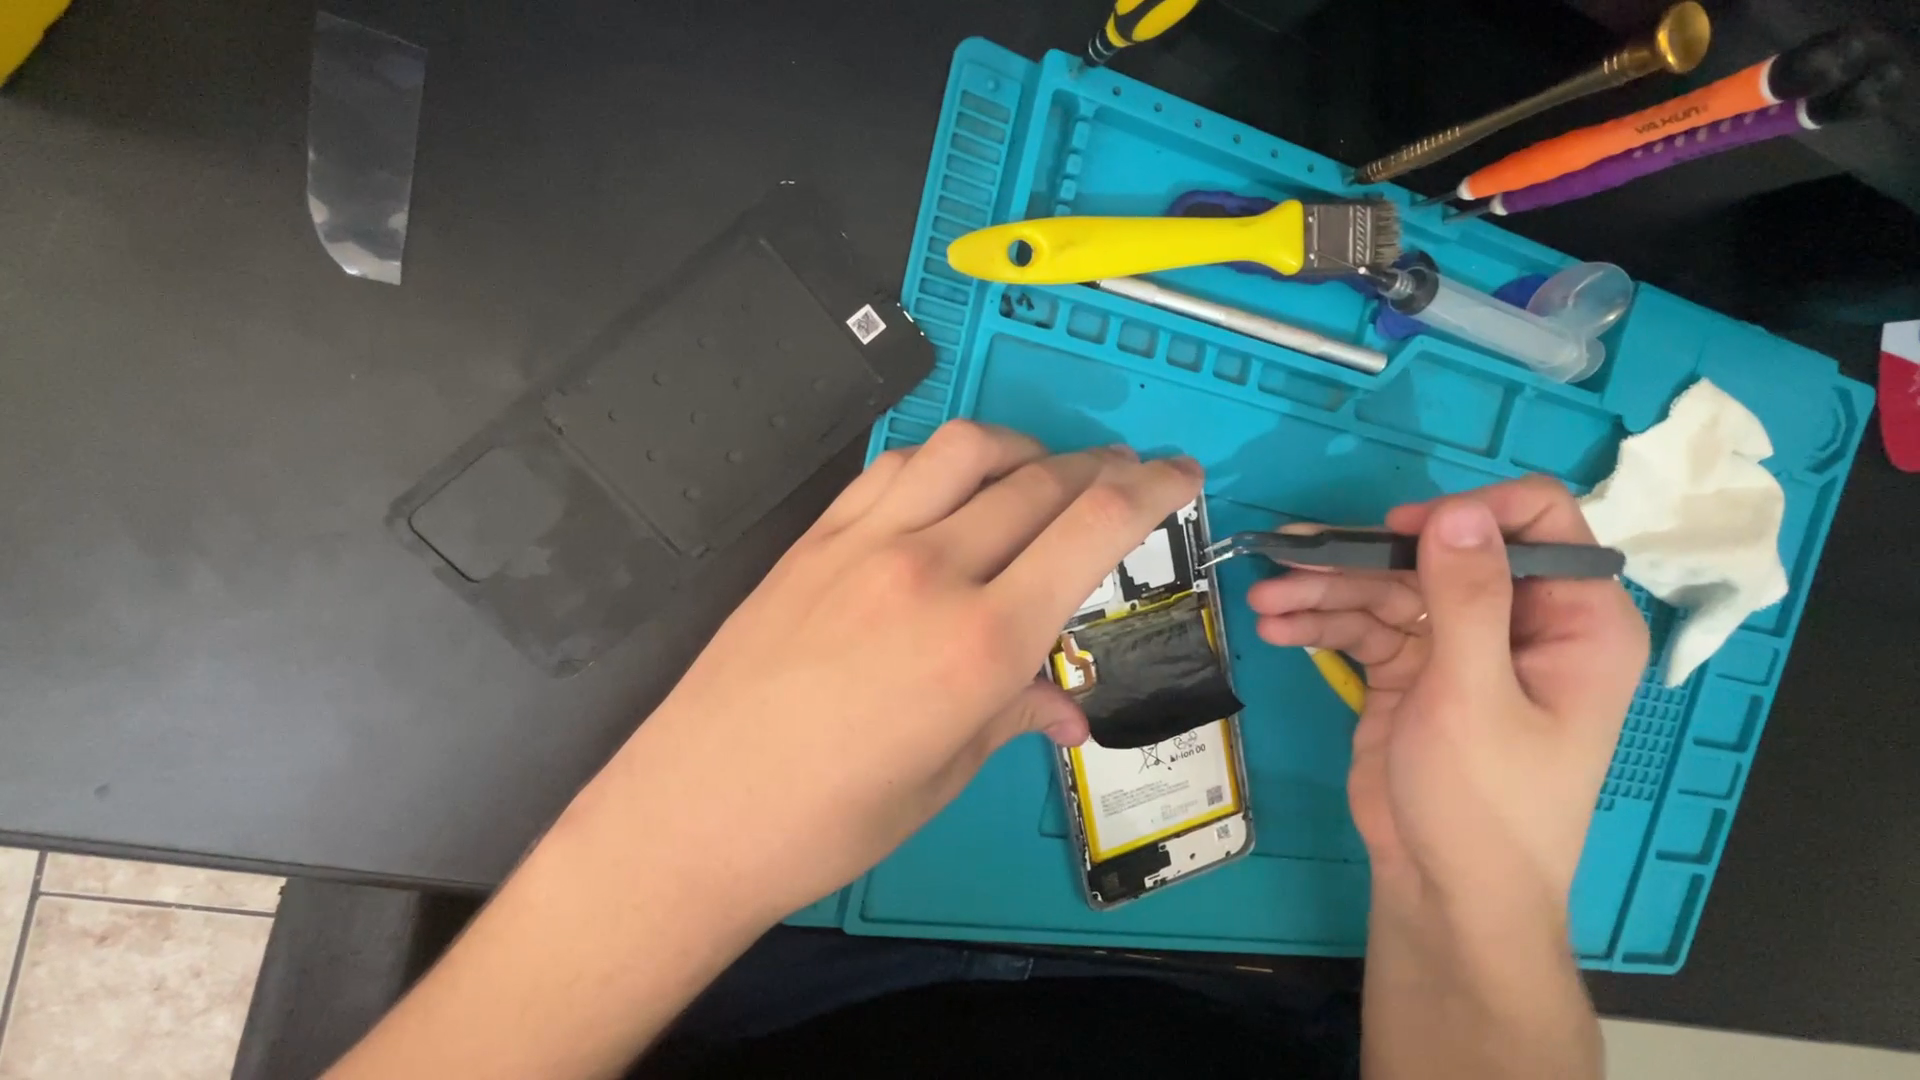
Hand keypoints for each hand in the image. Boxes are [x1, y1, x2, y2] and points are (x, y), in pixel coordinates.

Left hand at [608, 420, 1201, 922]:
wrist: (696, 810)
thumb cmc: (831, 819)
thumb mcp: (946, 773)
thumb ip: (1015, 712)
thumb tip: (1067, 707)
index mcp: (982, 642)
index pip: (1092, 529)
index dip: (1152, 489)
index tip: (1180, 475)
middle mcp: (931, 570)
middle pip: (1042, 480)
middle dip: (1103, 469)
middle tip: (1128, 477)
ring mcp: (866, 543)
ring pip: (968, 449)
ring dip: (1025, 448)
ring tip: (1044, 472)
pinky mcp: (816, 537)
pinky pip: (896, 467)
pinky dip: (945, 460)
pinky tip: (953, 484)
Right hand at [1247, 476, 1647, 916]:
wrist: (1442, 886)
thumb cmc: (1484, 799)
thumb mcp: (1476, 695)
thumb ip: (1469, 597)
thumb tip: (1460, 510)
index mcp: (1572, 622)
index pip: (1537, 527)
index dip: (1468, 516)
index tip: (1399, 530)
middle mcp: (1516, 622)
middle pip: (1434, 557)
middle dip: (1359, 560)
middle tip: (1287, 562)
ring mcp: (1456, 647)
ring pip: (1386, 590)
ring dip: (1323, 593)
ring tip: (1265, 601)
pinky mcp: (1408, 671)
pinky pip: (1361, 627)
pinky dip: (1319, 625)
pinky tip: (1276, 630)